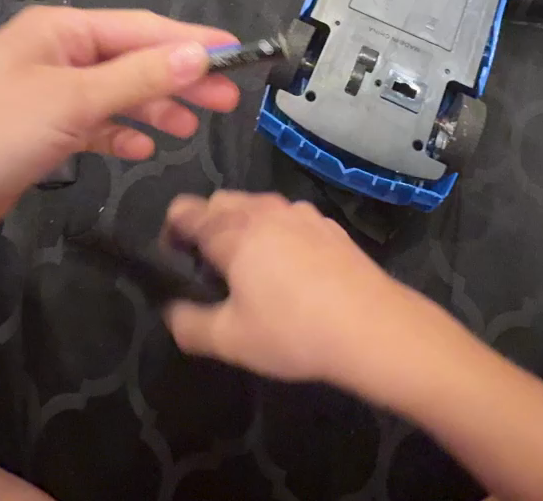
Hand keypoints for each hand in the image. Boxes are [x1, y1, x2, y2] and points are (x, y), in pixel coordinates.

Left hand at [0, 7, 240, 248]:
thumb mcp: (72, 100)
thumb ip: (140, 78)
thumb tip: (199, 54)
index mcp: (61, 29)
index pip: (142, 28)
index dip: (192, 42)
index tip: (237, 55)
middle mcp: (56, 53)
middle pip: (133, 59)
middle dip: (178, 78)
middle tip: (226, 100)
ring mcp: (45, 92)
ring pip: (115, 93)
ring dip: (153, 108)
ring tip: (189, 127)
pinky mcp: (37, 131)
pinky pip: (92, 124)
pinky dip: (118, 133)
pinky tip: (140, 148)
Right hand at [161, 191, 449, 384]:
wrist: (372, 325)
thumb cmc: (293, 331)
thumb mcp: (230, 340)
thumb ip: (188, 324)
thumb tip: (171, 309)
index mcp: (232, 231)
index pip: (185, 210)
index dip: (170, 232)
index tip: (174, 261)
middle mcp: (262, 210)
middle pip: (219, 201)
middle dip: (205, 224)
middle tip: (208, 267)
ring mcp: (299, 212)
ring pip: (256, 205)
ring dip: (242, 226)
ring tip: (249, 268)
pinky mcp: (327, 224)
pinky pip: (287, 217)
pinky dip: (276, 232)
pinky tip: (290, 269)